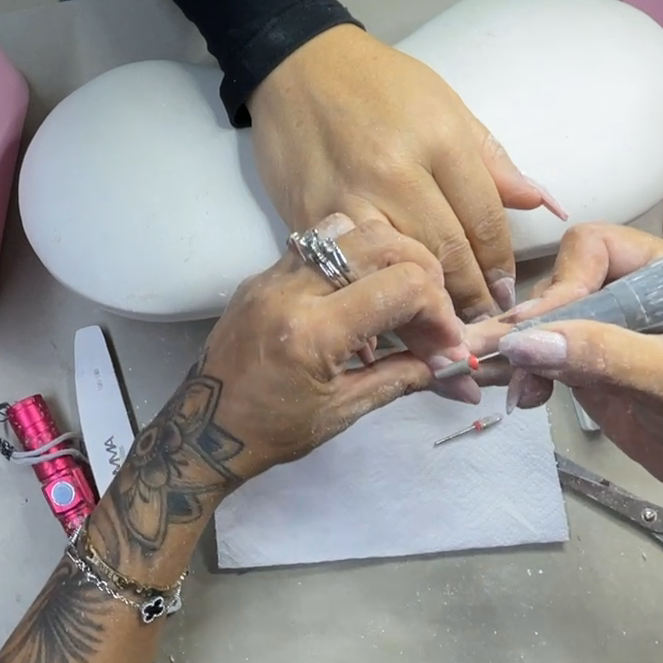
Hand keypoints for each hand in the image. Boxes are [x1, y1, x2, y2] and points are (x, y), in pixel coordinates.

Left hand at [189, 214, 472, 481]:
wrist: (202, 428)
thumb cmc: (273, 431)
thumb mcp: (343, 410)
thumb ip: (404, 377)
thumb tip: (461, 372)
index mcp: (312, 331)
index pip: (402, 285)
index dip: (439, 311)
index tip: (444, 343)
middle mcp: (290, 290)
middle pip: (380, 242)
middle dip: (421, 273)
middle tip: (429, 313)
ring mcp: (270, 277)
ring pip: (345, 231)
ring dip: (384, 256)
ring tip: (395, 298)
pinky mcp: (259, 276)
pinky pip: (314, 246)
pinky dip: (349, 260)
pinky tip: (357, 297)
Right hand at [248, 25, 563, 321]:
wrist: (296, 69)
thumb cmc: (377, 84)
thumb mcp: (445, 106)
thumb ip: (492, 161)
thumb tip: (544, 205)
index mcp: (438, 139)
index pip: (483, 219)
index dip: (498, 264)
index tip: (506, 294)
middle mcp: (395, 172)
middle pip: (445, 252)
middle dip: (469, 295)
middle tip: (481, 325)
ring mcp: (347, 198)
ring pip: (396, 268)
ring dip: (424, 305)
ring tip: (441, 330)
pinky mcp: (307, 216)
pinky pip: (348, 267)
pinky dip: (369, 296)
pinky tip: (385, 316)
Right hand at [469, 224, 662, 498]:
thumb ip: (604, 354)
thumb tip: (522, 342)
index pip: (594, 248)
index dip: (565, 282)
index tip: (546, 328)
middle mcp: (630, 291)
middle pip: (557, 284)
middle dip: (530, 325)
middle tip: (503, 358)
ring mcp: (604, 328)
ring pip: (539, 322)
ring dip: (515, 351)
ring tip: (499, 381)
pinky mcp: (583, 363)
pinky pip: (537, 355)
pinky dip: (518, 372)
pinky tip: (519, 395)